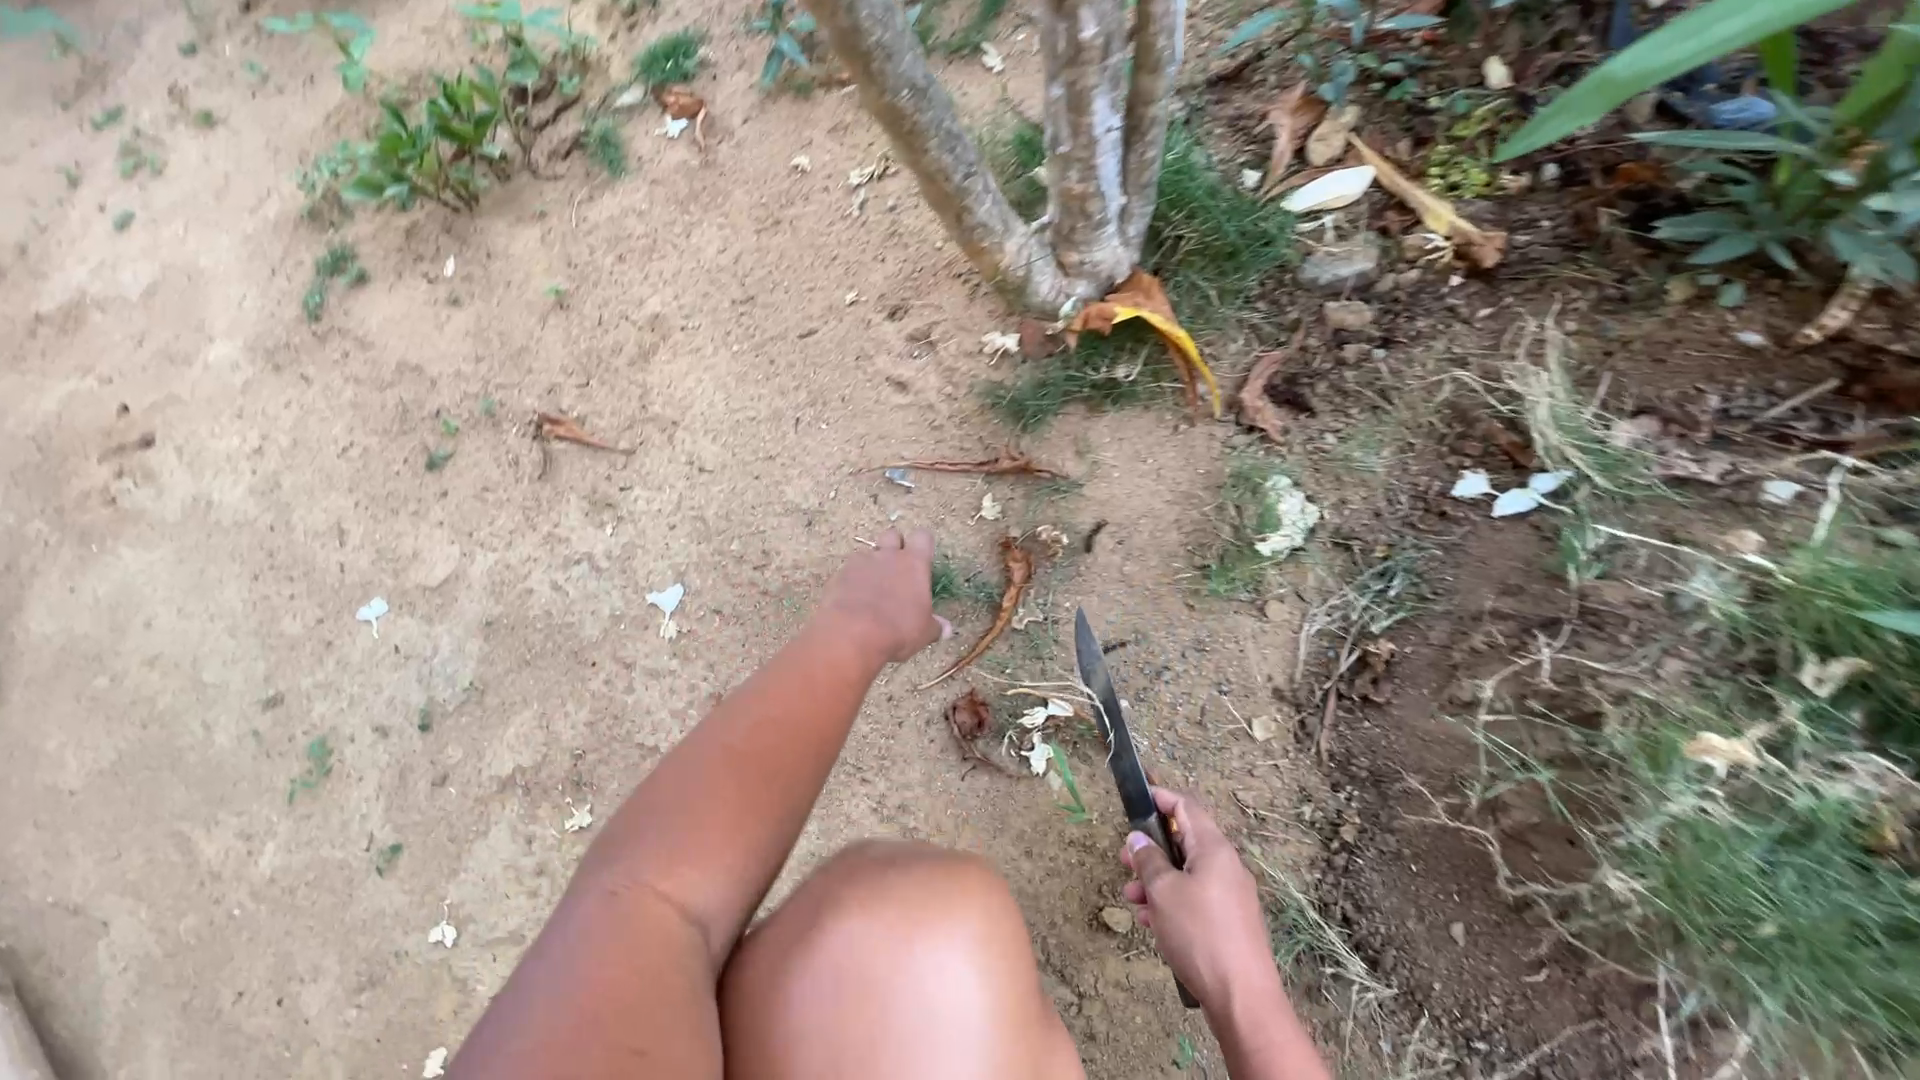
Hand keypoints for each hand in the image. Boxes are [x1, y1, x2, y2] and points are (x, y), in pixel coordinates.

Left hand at [813, 529, 950, 664]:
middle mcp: (888, 555)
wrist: (852, 634)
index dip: (922, 545)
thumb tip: (946, 629)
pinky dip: (852, 579)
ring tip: (872, 588)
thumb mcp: (923, 632)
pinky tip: (853, 599)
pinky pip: (848, 570)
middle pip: (893, 534)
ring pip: (868, 552)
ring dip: (871, 564)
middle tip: (897, 569)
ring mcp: (861, 562)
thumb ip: (935, 626)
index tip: (922, 559)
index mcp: (914, 563)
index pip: (923, 537)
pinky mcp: (839, 574)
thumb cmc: (898, 630)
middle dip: (895, 546)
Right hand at [1120, 788, 1279, 1011]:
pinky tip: (1150, 922)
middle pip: (1185, 843)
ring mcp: (1230, 896)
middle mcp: (1226, 866)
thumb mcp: (1163, 891)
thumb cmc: (1199, 934)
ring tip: (1131, 899)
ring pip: (1187, 874)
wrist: (1242, 998)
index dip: (1161, 798)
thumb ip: (1148, 860)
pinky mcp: (1229, 923)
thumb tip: (1138, 838)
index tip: (1138, 797)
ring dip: (1156, 881)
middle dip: (1151, 850)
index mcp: (1214, 849)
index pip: (1186, 807)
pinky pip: (1195, 899)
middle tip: (1123, 859)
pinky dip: (1171, 903)